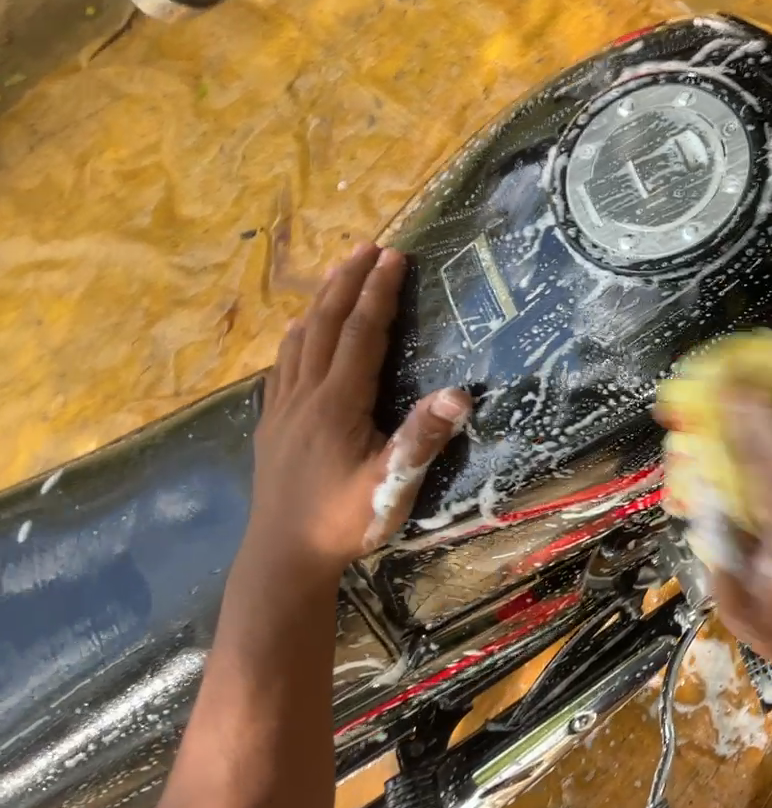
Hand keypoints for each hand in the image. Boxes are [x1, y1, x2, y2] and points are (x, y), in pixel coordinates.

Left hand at [248, 243, 470, 582]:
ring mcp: (283, 410)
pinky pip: (283, 365)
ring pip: (298, 341)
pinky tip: (299, 333)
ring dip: (320, 302)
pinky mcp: (274, 425)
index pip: (359, 334)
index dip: (377, 293)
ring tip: (339, 274)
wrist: (281, 560)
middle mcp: (304, 397)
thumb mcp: (393, 483)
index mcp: (336, 404)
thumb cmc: (346, 520)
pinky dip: (297, 336)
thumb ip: (423, 437)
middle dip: (346, 282)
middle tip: (368, 247)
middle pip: (323, 325)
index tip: (394, 257)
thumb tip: (460, 393)